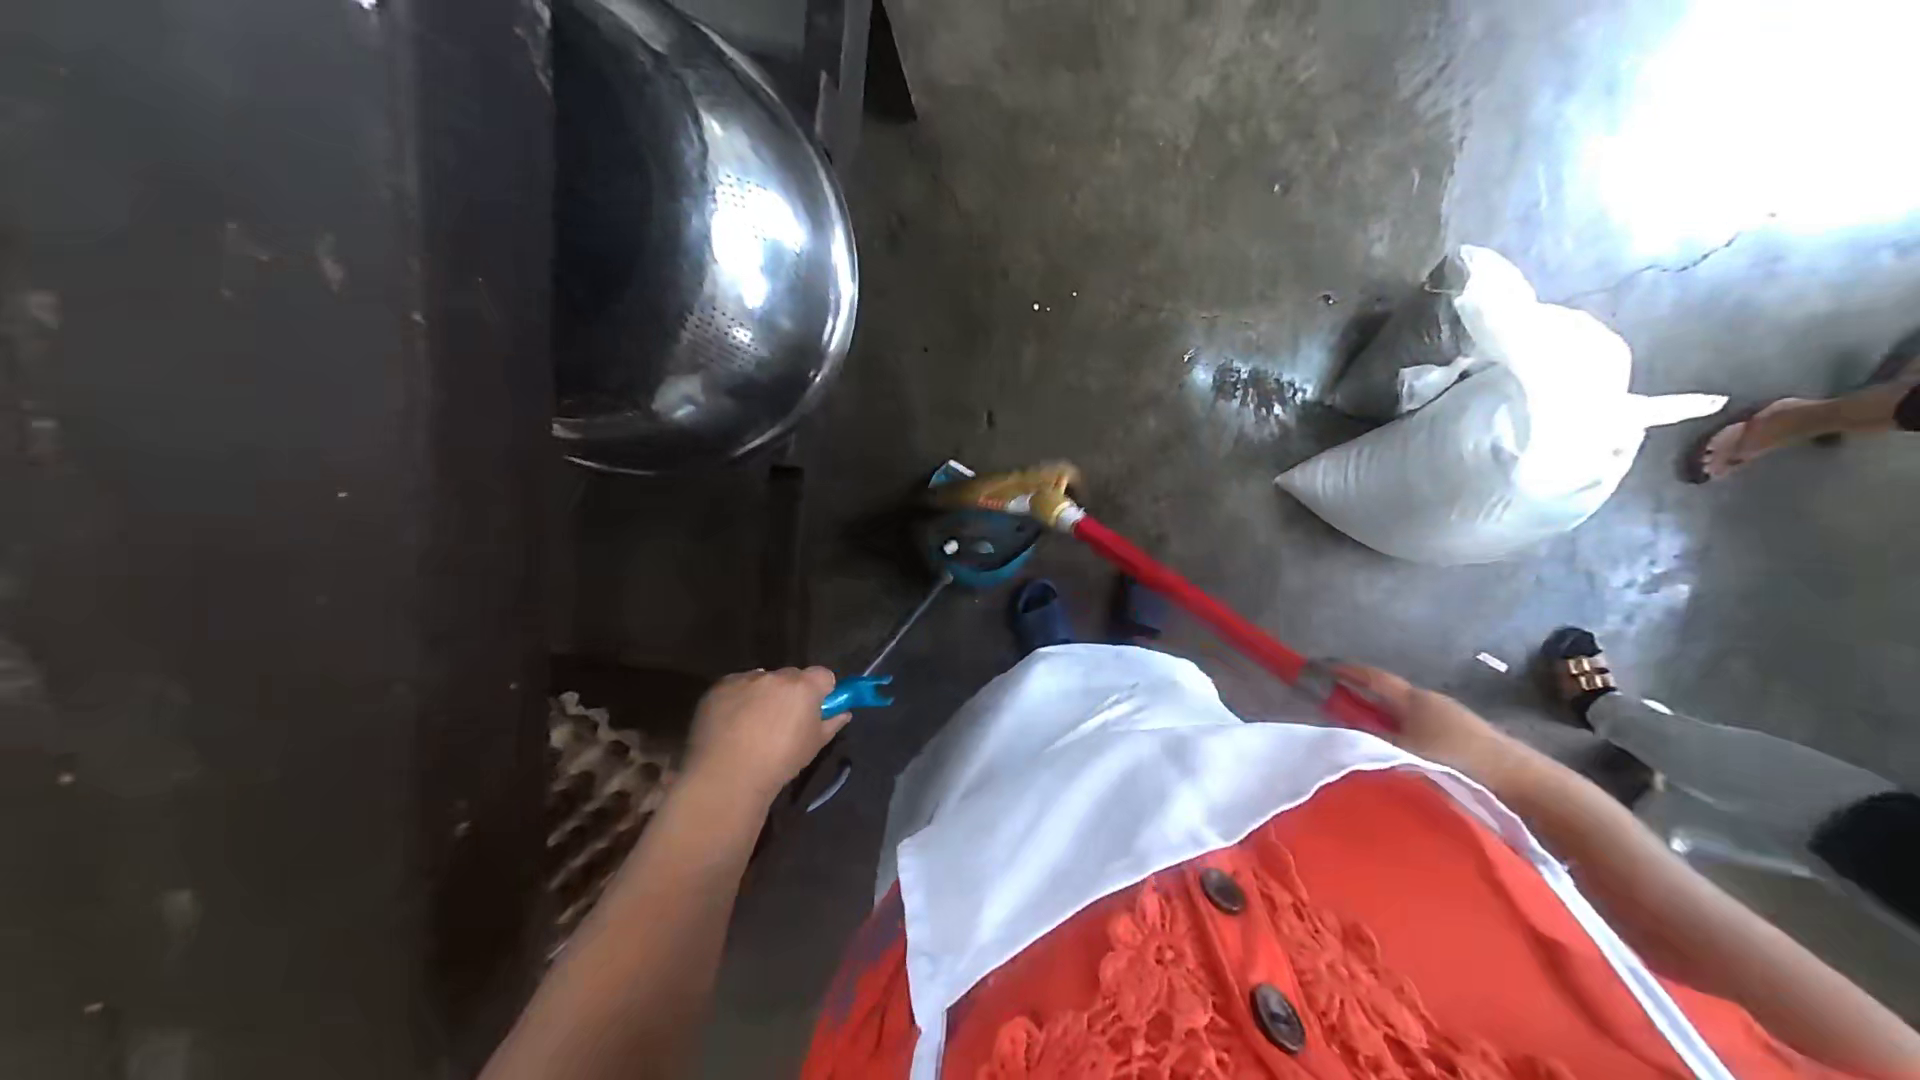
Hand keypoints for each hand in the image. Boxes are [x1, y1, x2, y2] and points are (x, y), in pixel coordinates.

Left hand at [683, 667, 847, 804]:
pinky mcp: (719, 687)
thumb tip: (843, 713)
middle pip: (791, 676)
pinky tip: (731, 724)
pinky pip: (736, 687)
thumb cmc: (780, 761)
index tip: (815, 709)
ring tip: (752, 725)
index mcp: (804, 687)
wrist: (728, 775)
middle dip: (791, 692)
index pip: (823, 675)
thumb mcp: (814, 746)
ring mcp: (745, 679)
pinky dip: (737, 699)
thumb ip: (831, 723)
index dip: (822, 691)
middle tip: (783, 721)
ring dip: (763, 694)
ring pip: (761, 680)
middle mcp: (775, 676)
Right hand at [1331, 663, 1529, 786]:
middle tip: (1335, 707)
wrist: (1524, 782)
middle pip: (1387, 696)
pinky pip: (1420, 729)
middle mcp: (1430, 701)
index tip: (1322, 668)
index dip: (1347, 672)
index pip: (1373, 678)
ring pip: (1404, 715)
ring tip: (1363, 736)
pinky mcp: (1463, 738)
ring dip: (1382, 720)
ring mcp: (1450, 719)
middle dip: (1361, 698)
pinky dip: (1401, 734)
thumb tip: (1336, 732)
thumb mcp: (1405, 751)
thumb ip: (1370, 740)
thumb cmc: (1457, 758)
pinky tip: (1397, 754)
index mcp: (1413, 699)